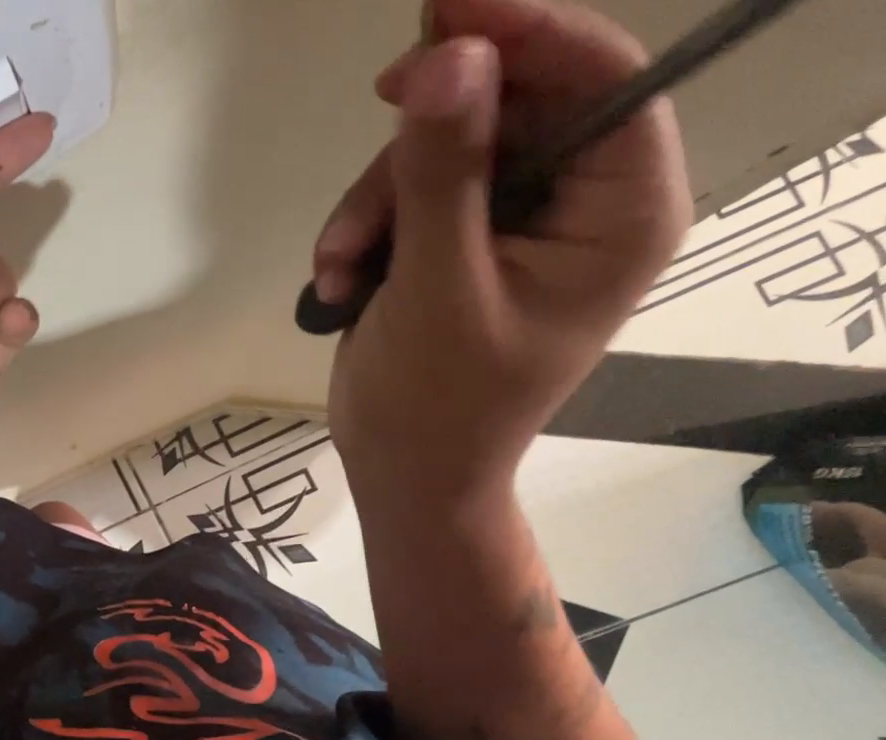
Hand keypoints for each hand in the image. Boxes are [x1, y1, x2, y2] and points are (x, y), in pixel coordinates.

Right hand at [314, 0, 690, 495]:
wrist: (400, 472)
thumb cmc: (438, 402)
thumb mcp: (438, 288)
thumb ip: (444, 174)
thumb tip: (452, 56)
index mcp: (621, 211)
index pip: (600, 78)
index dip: (526, 32)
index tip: (443, 8)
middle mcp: (579, 202)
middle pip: (510, 104)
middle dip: (422, 142)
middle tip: (372, 128)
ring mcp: (513, 221)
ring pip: (441, 148)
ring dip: (374, 201)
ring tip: (339, 269)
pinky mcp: (457, 240)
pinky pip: (407, 192)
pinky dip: (362, 230)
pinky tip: (338, 281)